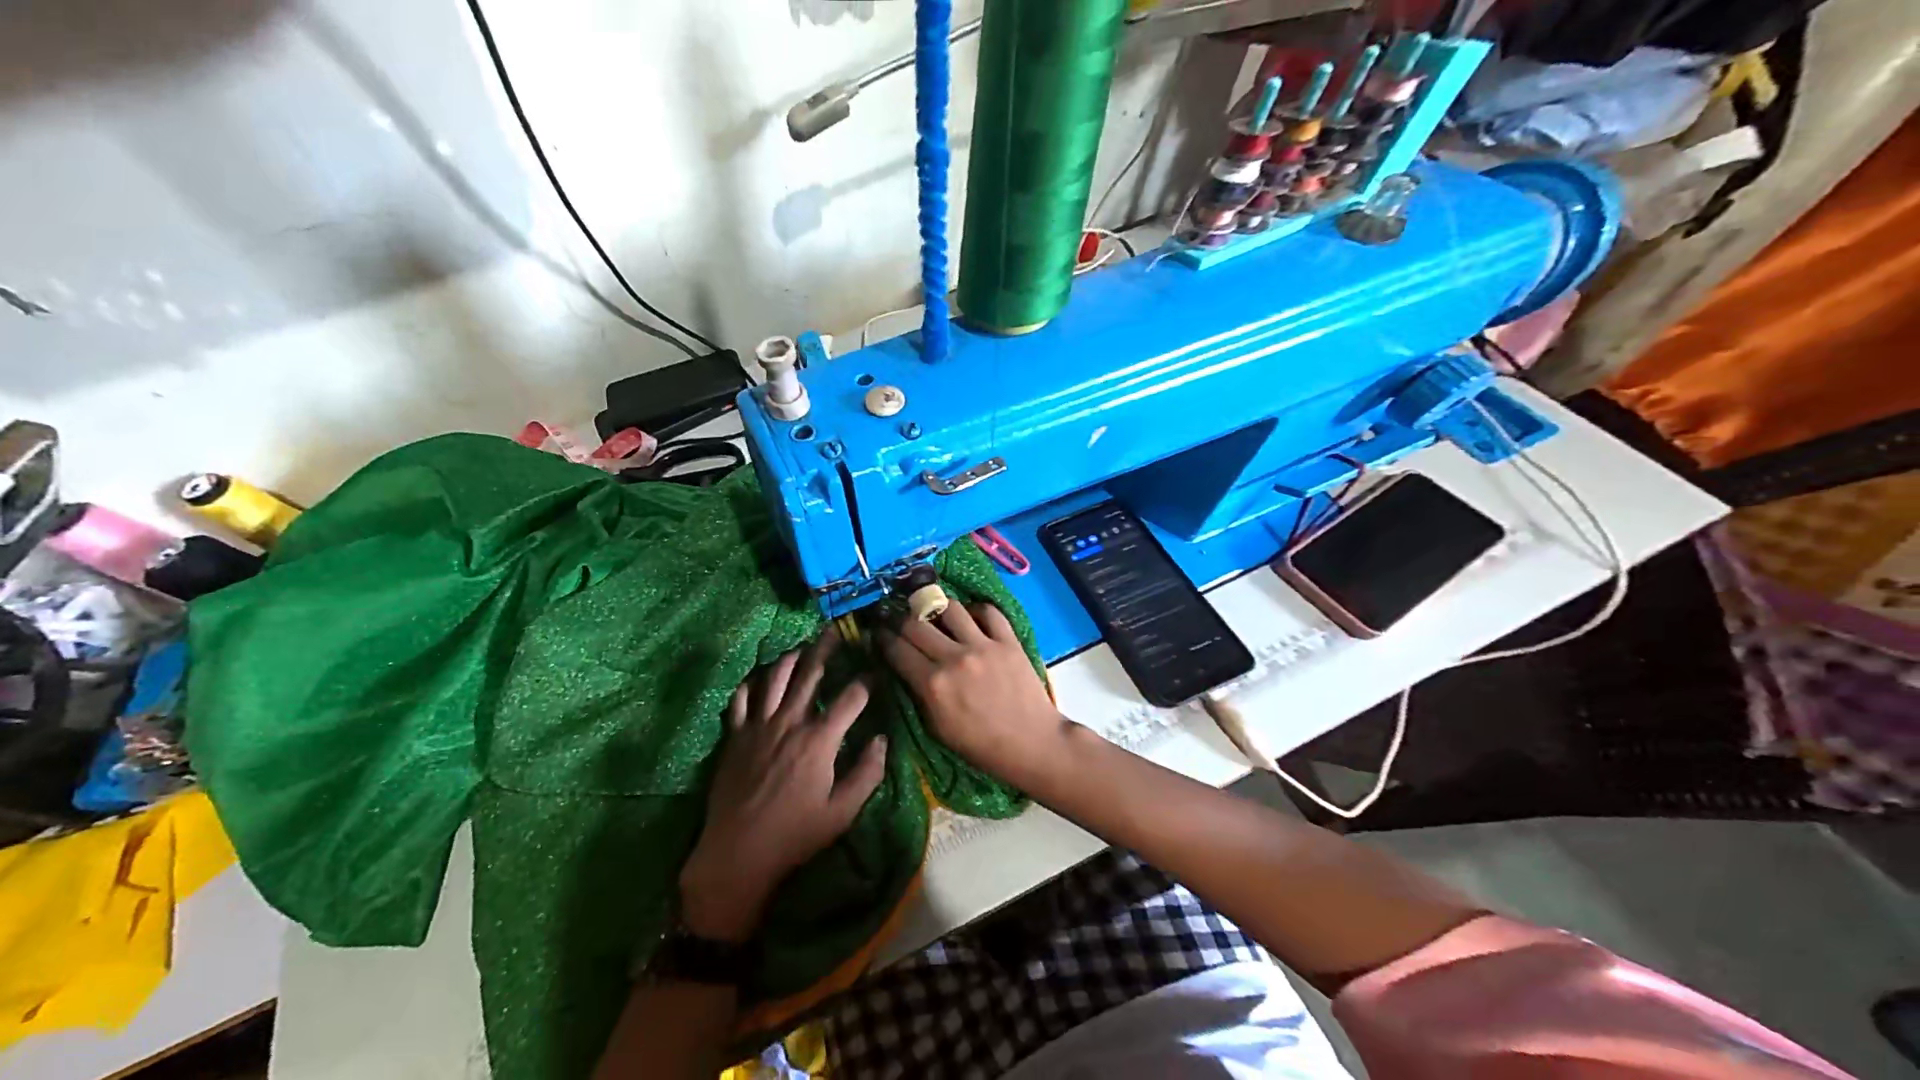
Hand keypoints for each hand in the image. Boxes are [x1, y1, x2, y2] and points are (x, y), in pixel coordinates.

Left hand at [678, 634, 888, 942]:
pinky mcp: (735, 735)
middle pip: (810, 674)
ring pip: (775, 677)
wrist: (738, 853)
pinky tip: (760, 678)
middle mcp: (789, 722)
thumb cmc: (796, 835)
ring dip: (791, 658)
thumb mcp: (842, 811)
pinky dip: (752, 683)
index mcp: (819, 740)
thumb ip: (867, 773)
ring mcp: (758, 726)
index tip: (876, 671)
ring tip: (803, 648)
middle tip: (838, 631)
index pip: (850, 698)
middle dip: (828, 649)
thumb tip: (882, 739)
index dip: (867, 680)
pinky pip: (741, 698)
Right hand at [879, 604, 1068, 788]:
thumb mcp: (938, 728)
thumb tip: (904, 667)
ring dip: (935, 608)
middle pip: (915, 623)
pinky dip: (975, 610)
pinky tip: (969, 617)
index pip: (897, 649)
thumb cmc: (981, 745)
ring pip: (949, 607)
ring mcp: (983, 645)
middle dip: (898, 618)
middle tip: (895, 616)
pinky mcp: (1008, 640)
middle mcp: (954, 658)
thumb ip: (918, 694)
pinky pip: (987, 611)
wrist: (1031, 743)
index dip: (881, 637)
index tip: (877, 631)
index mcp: (933, 684)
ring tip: (932, 612)